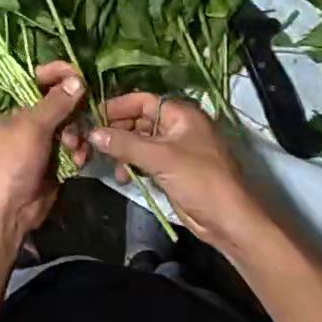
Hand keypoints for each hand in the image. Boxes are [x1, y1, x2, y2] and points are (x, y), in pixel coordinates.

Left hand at [0, 62, 87, 236]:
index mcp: (14, 103)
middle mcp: (30, 117)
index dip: (59, 74)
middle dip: (74, 113)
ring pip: (74, 124)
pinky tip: (78, 163)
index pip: (38, 77)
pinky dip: (80, 153)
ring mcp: (44, 138)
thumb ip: (55, 103)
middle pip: (62, 101)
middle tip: (75, 127)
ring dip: (78, 136)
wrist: (10, 210)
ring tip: (74, 150)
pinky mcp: (57, 158)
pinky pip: (77, 146)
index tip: (79, 77)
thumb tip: (77, 79)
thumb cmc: (12, 161)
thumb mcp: (32, 127)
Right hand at [90, 93, 268, 247]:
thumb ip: (124, 144)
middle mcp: (178, 127)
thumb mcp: (159, 158)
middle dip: (117, 130)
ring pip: (141, 141)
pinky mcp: (173, 169)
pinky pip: (146, 159)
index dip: (118, 106)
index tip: (93, 116)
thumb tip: (92, 133)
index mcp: (181, 115)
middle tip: (93, 140)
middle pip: (140, 120)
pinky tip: (122, 176)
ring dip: (122, 150)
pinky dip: (132, 164)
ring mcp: (176, 149)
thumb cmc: (199, 180)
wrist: (229, 221)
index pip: (143, 101)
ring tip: (106, 161)